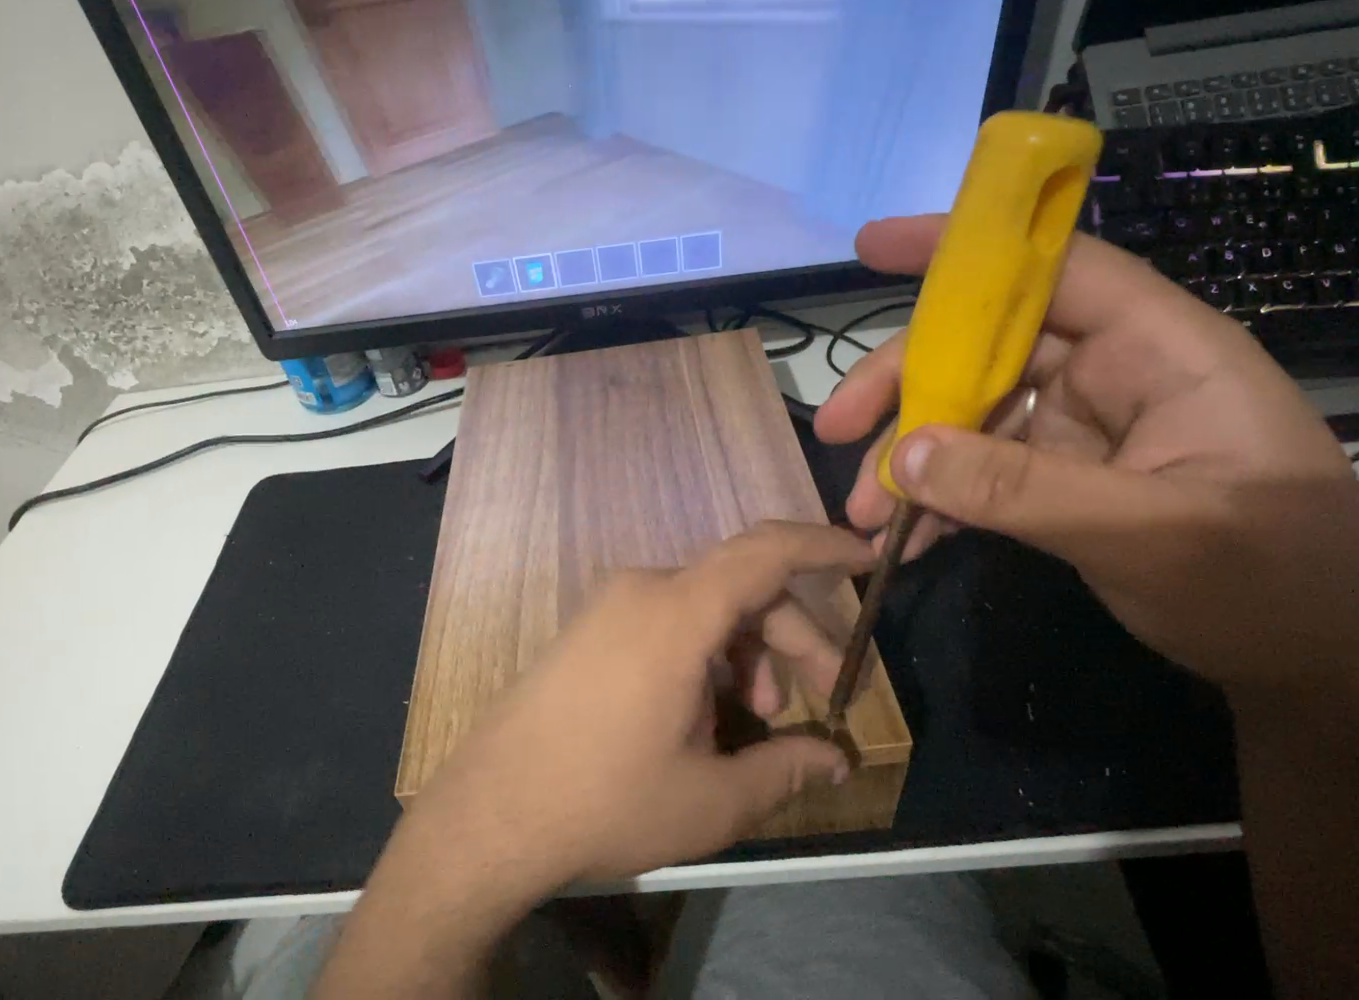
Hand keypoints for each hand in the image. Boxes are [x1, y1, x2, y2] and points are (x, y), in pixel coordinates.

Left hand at [394, 521, 869, 894]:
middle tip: (818, 698)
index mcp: (675, 612)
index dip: (824, 546)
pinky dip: (703, 653)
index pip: (766, 551)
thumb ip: (787, 768)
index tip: (870, 559)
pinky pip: (666, 620)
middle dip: (792, 635)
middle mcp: (641, 590)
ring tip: (753, 721)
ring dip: (746, 652)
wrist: (488, 812)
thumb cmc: (604, 801)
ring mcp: (608, 606)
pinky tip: (703, 714)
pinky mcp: (589, 629)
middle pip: (742, 586)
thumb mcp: (711, 798)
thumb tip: (840, 758)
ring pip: (705, 606)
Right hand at [815, 214, 1358, 689]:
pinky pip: (979, 472)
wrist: (1313, 667)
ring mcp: (1082, 430)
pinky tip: (903, 538)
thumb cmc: (1271, 585)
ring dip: (908, 459)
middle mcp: (1112, 375)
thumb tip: (902, 455)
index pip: (1055, 267)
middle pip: (984, 346)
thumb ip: (1024, 490)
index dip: (965, 250)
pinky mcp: (1061, 479)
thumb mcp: (1151, 535)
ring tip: (860, 514)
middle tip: (835, 429)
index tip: (873, 247)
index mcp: (1159, 350)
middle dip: (903, 386)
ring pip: (969, 414)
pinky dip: (936, 500)